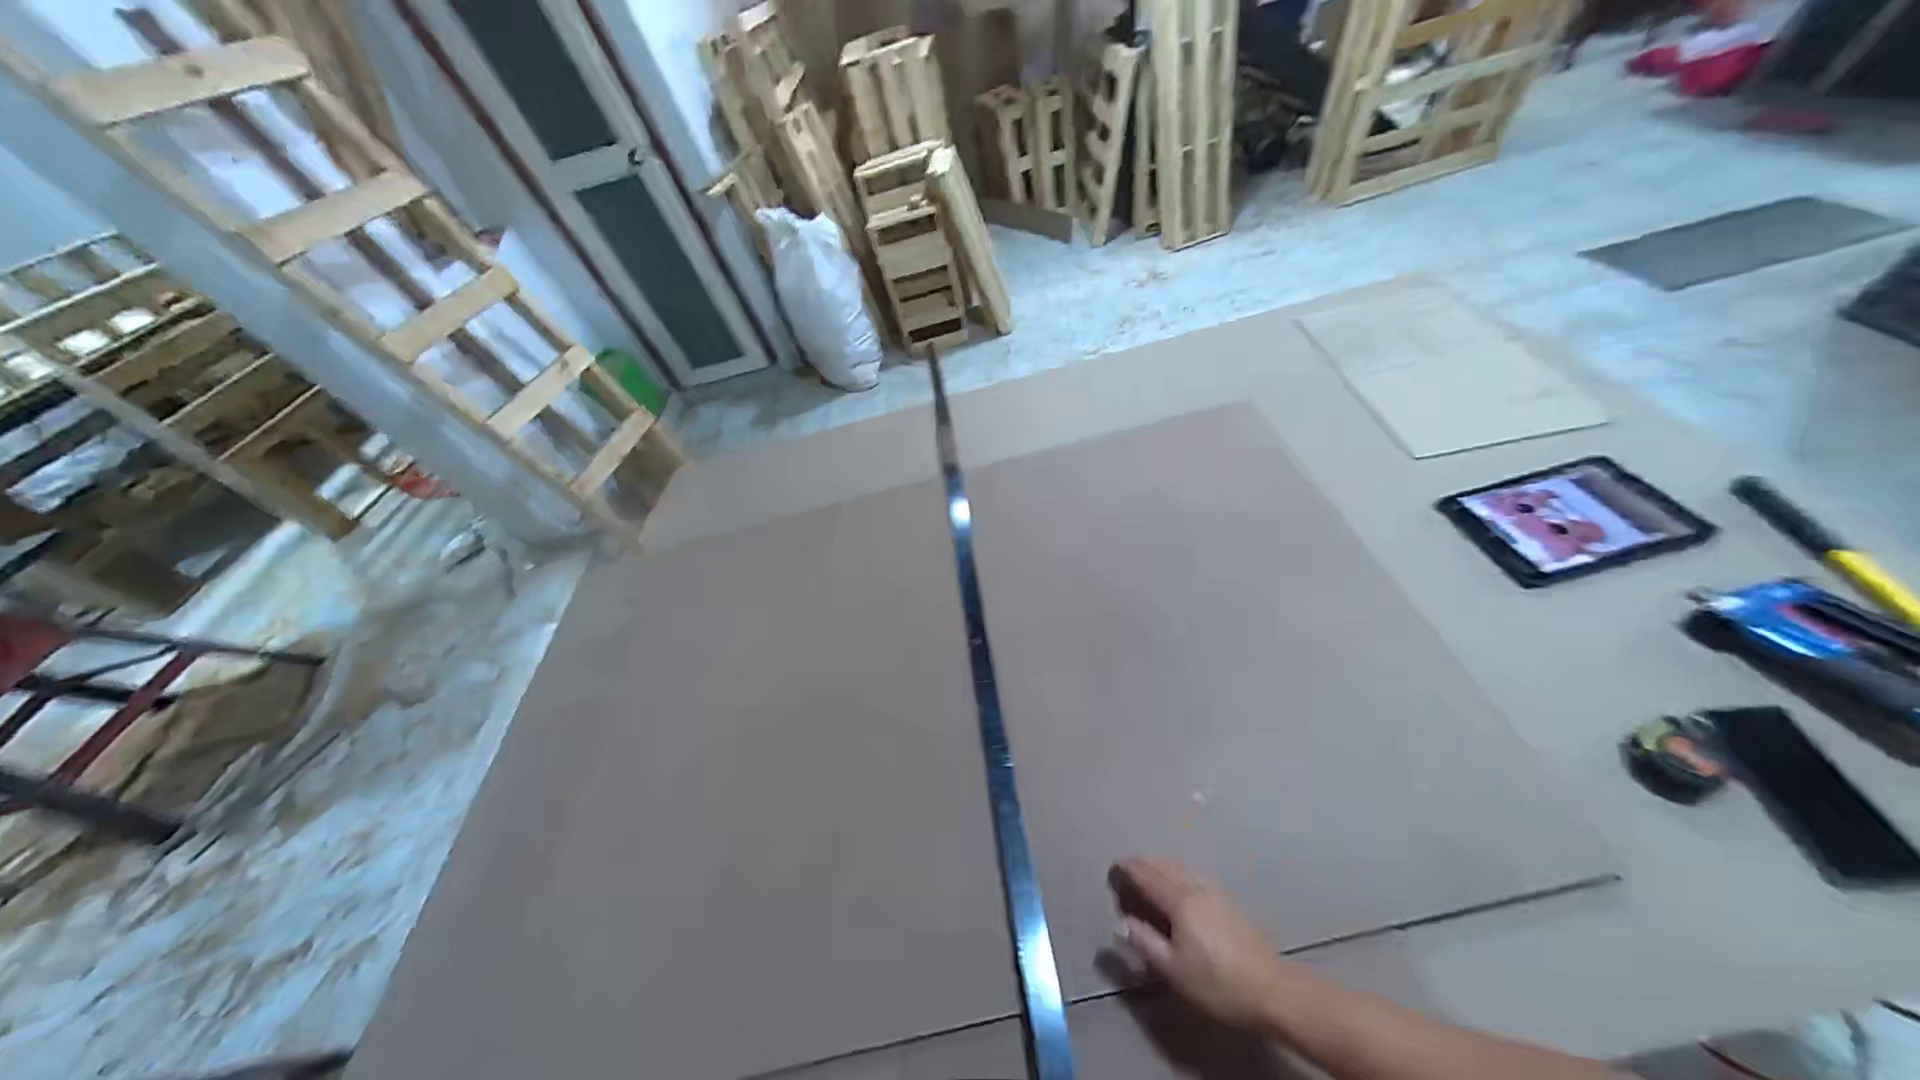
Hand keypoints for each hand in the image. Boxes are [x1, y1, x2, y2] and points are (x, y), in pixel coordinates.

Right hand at [1108, 857, 1298, 1031]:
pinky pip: (1196, 875)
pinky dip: (1180, 871)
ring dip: (1163, 864)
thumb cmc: (1217, 983)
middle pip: (1166, 867)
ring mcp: (1216, 894)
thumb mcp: (1174, 970)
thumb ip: (1145, 943)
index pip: (1149, 878)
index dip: (1130, 869)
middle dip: (1145, 863)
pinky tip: (1183, 880)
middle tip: (1129, 866)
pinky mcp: (1230, 903)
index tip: (1115, 865)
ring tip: (1151, 868)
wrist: (1272, 990)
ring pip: (1183, 869)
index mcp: (1181, 904)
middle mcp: (1197, 891)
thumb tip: (1121, 923)